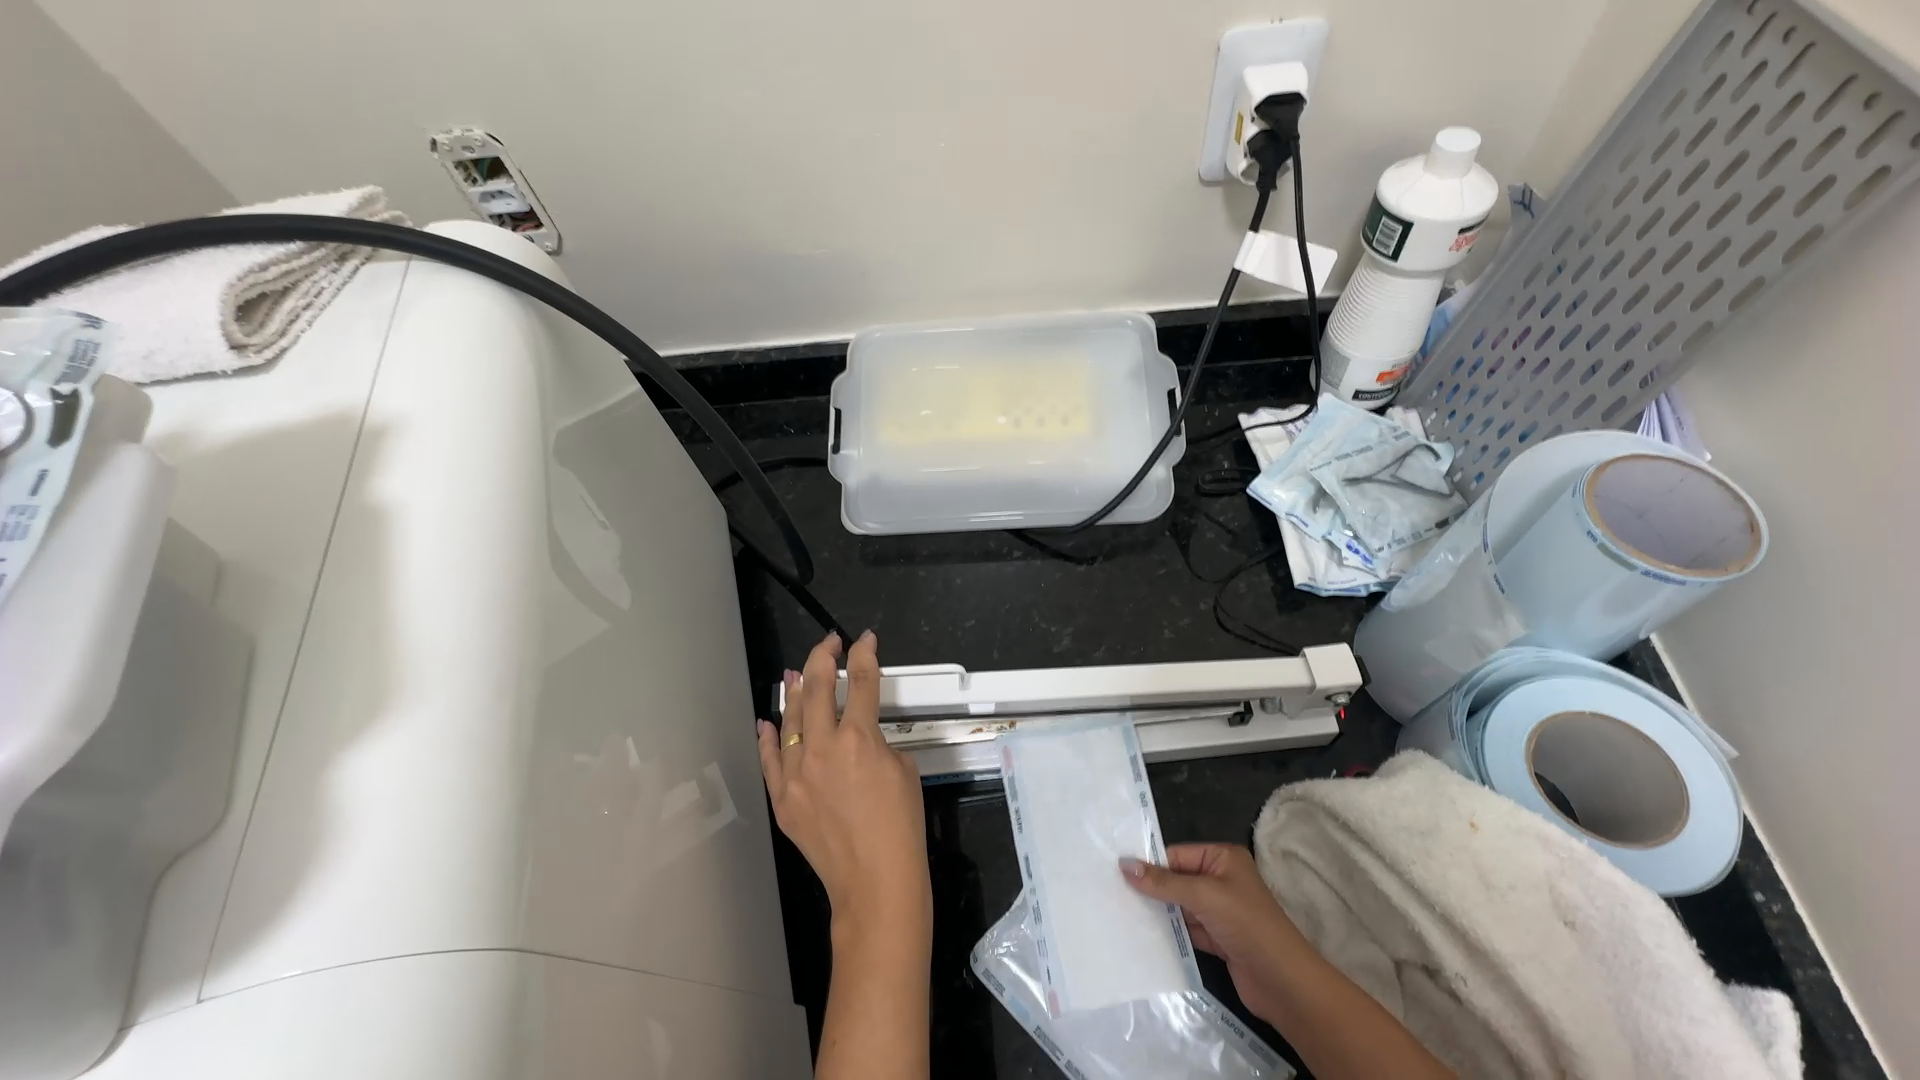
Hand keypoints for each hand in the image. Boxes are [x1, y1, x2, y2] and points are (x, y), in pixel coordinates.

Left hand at [757, 631, 930, 937]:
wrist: (874, 881)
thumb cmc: (901, 828)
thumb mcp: (905, 771)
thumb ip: (880, 744)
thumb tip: (862, 739)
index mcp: (860, 738)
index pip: (862, 682)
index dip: (864, 655)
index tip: (864, 640)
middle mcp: (822, 748)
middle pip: (819, 688)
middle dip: (824, 658)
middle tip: (829, 643)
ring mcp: (796, 773)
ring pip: (790, 718)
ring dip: (796, 690)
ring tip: (798, 672)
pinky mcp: (783, 799)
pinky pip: (770, 760)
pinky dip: (769, 736)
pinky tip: (768, 720)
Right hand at [1122, 843, 1303, 1022]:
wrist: (1282, 982)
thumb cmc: (1246, 925)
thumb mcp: (1203, 896)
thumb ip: (1163, 882)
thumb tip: (1124, 864)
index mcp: (1223, 859)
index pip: (1177, 855)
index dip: (1149, 863)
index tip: (1115, 871)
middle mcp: (1221, 880)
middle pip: (1176, 879)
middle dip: (1150, 888)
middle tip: (1111, 891)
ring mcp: (1219, 911)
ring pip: (1179, 906)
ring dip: (1157, 911)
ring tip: (1119, 912)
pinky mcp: (1217, 938)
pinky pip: (1185, 929)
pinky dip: (1168, 932)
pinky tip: (1142, 934)